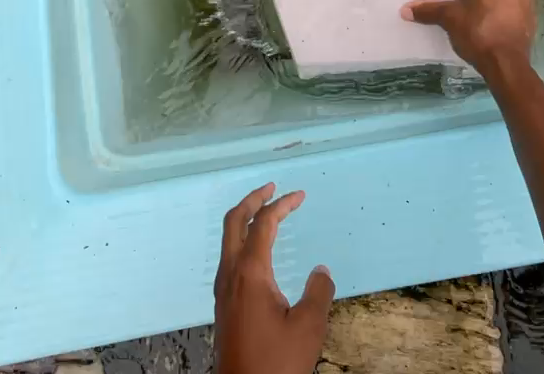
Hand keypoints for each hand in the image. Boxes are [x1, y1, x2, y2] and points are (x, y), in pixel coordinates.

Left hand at [214, 183, 334, 373]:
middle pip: (234, 221)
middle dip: (253, 199)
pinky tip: (259, 251)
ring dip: (246, 218)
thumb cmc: (276, 362)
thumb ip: (318, 291)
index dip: (282, 204)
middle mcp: (230, 274)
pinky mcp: (224, 304)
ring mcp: (223, 289)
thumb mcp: (308, 327)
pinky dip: (243, 239)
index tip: (300, 196)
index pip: (263, 223)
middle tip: (273, 187)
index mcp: (249, 272)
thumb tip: (320, 270)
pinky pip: (230, 257)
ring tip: (266, 212)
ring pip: (228, 239)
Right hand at [402, 0, 535, 77]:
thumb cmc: (480, 32)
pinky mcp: (532, 18)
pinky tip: (486, 23)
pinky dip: (501, 12)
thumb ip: (429, 10)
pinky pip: (512, 8)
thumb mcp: (450, 18)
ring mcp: (530, 0)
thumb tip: (405, 10)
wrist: (506, 66)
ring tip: (471, 10)